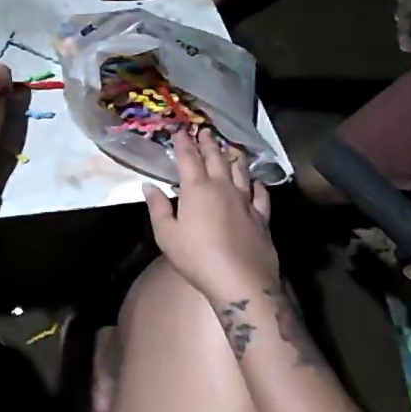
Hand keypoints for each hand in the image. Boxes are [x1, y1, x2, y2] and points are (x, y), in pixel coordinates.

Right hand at [144, 129, 276, 304]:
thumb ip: (158, 208)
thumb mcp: (167, 235)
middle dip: (208, 143)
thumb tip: (149, 186)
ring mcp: (245, 200)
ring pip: (240, 171)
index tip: (180, 130)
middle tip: (204, 131)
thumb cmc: (197, 257)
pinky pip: (261, 193)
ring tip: (229, 147)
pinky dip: (257, 183)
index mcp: (197, 189)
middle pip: (215, 158)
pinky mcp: (261, 216)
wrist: (240, 281)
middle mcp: (222, 187)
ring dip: (233, 157)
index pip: (188, 158)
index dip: (183, 143)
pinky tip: (255, 181)